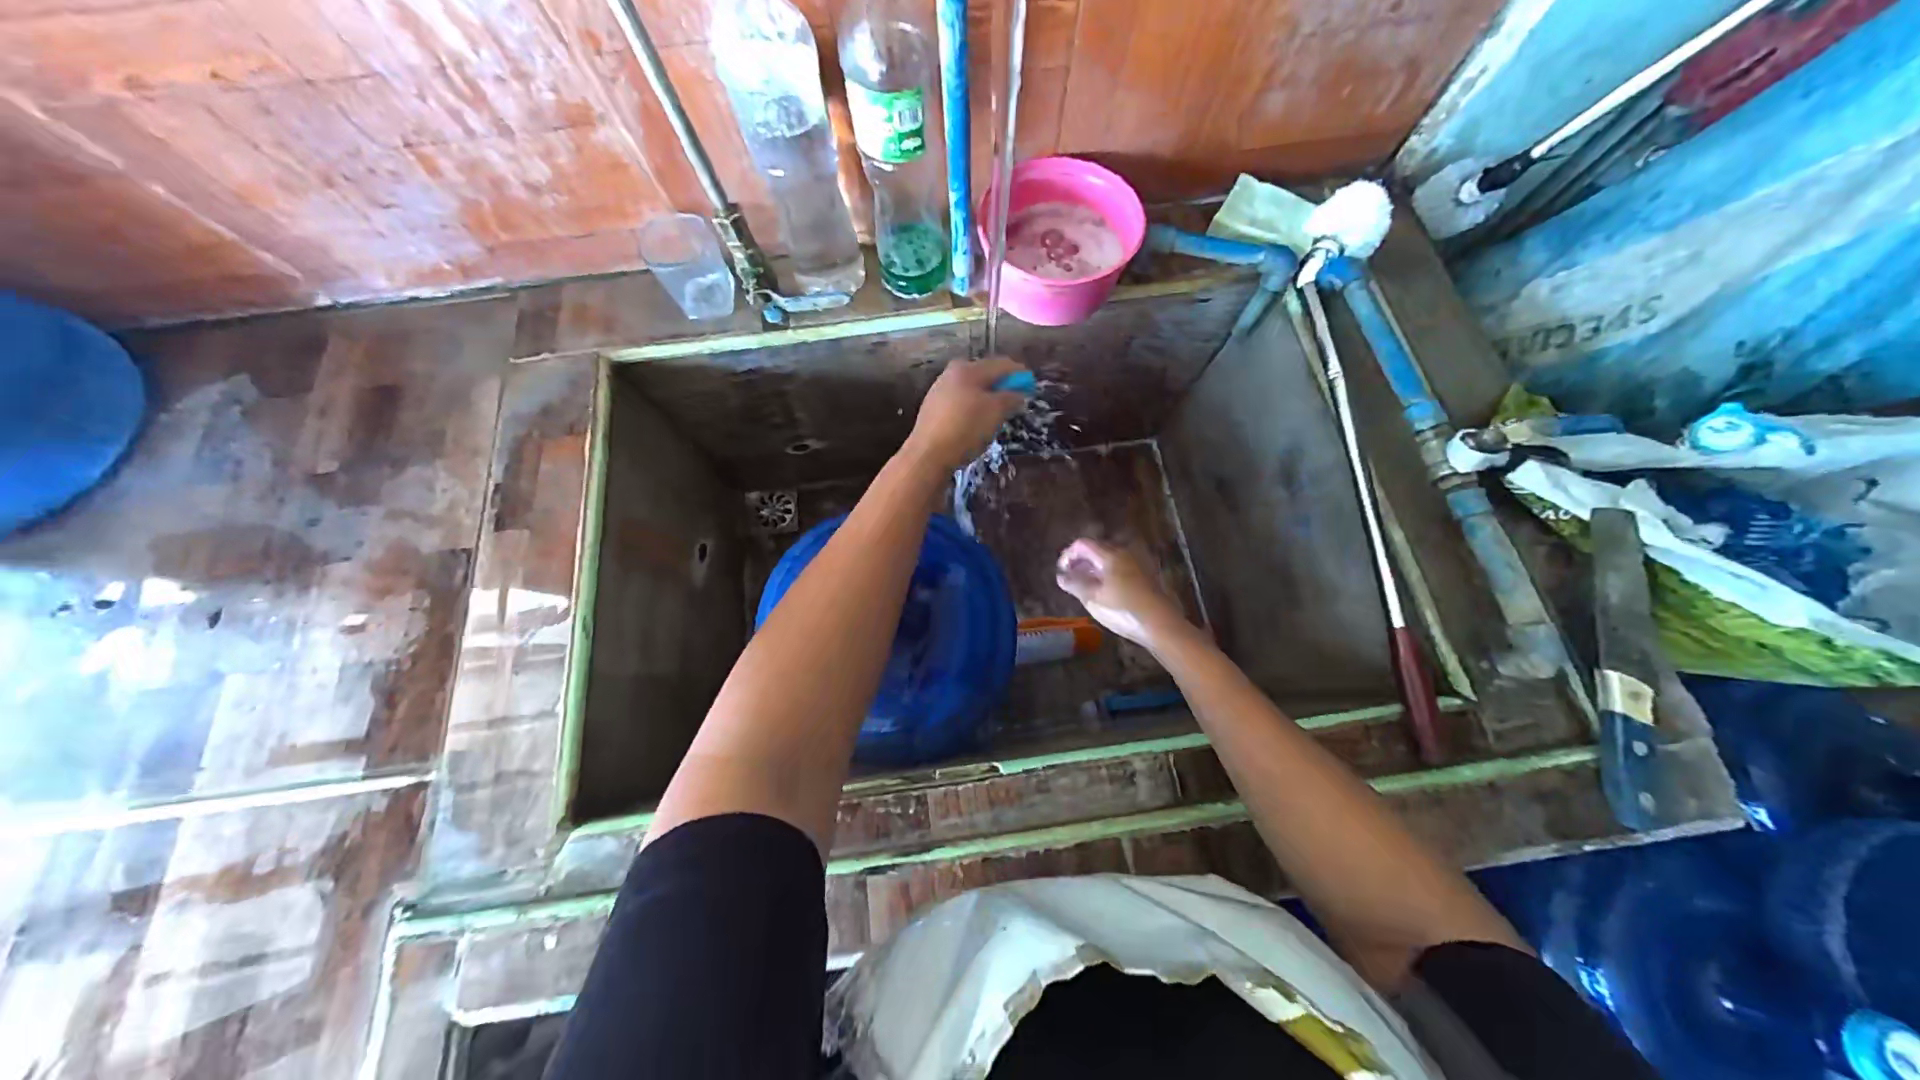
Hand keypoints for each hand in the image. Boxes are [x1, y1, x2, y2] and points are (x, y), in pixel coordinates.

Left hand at [902, 355, 1028, 473]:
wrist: (928, 455)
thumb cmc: (966, 428)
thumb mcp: (996, 412)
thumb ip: (1011, 398)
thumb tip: (1018, 393)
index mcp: (968, 369)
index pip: (1001, 364)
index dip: (1019, 374)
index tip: (1030, 386)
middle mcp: (951, 374)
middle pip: (984, 374)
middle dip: (1002, 385)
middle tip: (1014, 399)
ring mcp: (939, 390)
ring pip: (971, 388)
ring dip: (987, 397)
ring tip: (997, 413)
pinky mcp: (932, 408)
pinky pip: (959, 401)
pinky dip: (972, 406)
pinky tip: (976, 421)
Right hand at [1055, 538, 1195, 651]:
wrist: (1161, 624)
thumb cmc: (1123, 610)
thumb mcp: (1092, 599)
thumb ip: (1074, 584)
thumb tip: (1061, 575)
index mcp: (1110, 555)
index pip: (1082, 544)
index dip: (1068, 555)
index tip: (1061, 573)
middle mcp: (1124, 553)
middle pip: (1096, 549)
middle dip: (1080, 561)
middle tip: (1070, 579)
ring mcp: (1136, 563)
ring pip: (1108, 559)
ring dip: (1093, 569)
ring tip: (1084, 587)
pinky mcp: (1144, 575)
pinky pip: (1119, 567)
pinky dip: (1107, 574)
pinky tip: (1104, 591)